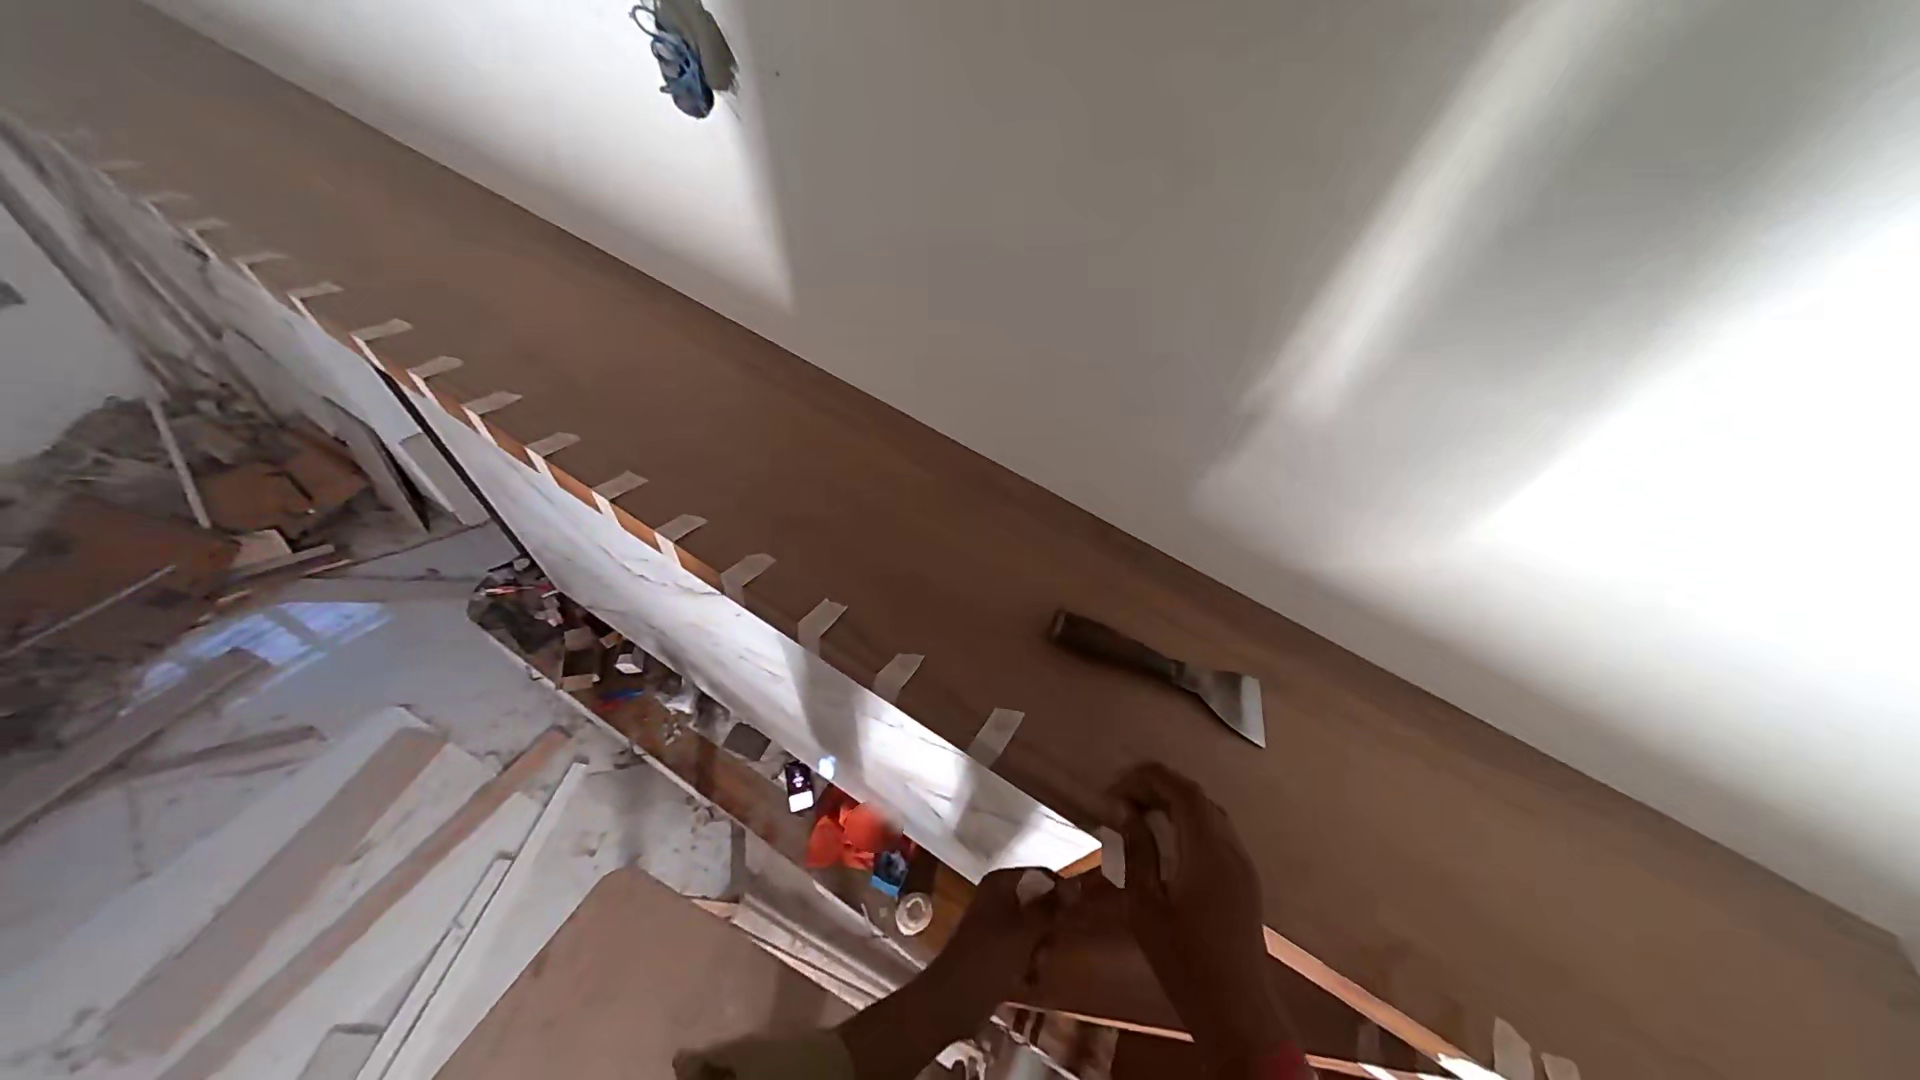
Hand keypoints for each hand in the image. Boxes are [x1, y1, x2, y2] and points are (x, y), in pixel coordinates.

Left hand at [839, 867, 1069, 1079]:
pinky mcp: (995, 948)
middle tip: (1045, 948)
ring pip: (1034, 930)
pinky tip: (1025, 978)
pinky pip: (1024, 949)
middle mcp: (997, 896)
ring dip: (1039, 950)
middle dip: (1047, 930)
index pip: (1042, 876)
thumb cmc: (988, 959)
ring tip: (1033, 967)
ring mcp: (995, 923)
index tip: (1073, 916)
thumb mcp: (1025, 932)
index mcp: (1000, 883)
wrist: (952, 1001)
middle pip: (1040, 904)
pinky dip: (1028, 963)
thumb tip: (1076, 884)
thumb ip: (1051, 908)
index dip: (1060, 893)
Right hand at [1111, 763, 1292, 1069]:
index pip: (1182, 791)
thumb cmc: (1184, 960)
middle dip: (1157, 786)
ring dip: (1172, 802)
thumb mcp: (1146, 905)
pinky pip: (1215, 832)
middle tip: (1120, 797)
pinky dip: (1187, 821)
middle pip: (1196, 797)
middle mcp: (1231, 849)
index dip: (1148, 778)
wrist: (1237, 1011)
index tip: (1115, 786)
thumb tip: (1124, 811)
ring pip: (1208, 813)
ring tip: (1136, 812)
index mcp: (1208, 851)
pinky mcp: (1243, 880)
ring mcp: (1242, 864)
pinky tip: (1164, 836)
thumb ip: (1138, 851)